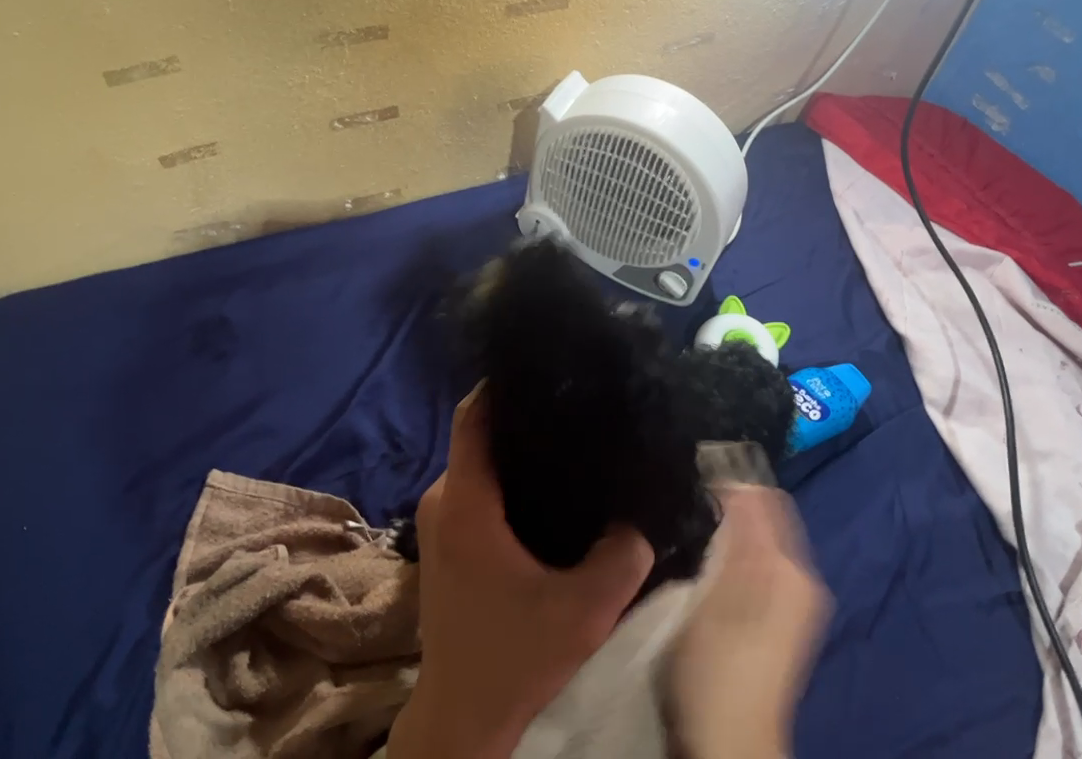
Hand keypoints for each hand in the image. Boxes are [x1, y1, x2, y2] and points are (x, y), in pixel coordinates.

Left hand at [387, 385, 654, 758]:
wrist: (463, 713)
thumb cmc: (515, 656)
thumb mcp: (584, 610)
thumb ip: (623, 556)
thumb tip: (642, 512)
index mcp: (466, 503)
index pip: (474, 416)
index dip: (503, 384)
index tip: (545, 367)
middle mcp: (443, 500)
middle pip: (481, 437)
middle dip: (525, 418)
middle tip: (578, 411)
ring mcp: (438, 521)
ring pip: (479, 465)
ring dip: (518, 453)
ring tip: (572, 446)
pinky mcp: (445, 541)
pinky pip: (476, 490)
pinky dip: (508, 481)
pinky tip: (549, 493)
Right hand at [668, 486, 830, 758]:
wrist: (726, 740)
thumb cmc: (716, 667)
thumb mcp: (720, 592)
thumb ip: (738, 534)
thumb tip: (738, 478)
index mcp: (789, 567)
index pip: (765, 497)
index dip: (729, 480)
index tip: (690, 475)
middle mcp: (797, 579)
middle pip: (763, 519)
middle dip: (726, 505)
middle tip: (682, 502)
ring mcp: (788, 603)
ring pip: (755, 542)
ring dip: (724, 531)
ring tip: (685, 529)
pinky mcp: (771, 622)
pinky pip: (751, 566)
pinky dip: (726, 556)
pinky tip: (699, 566)